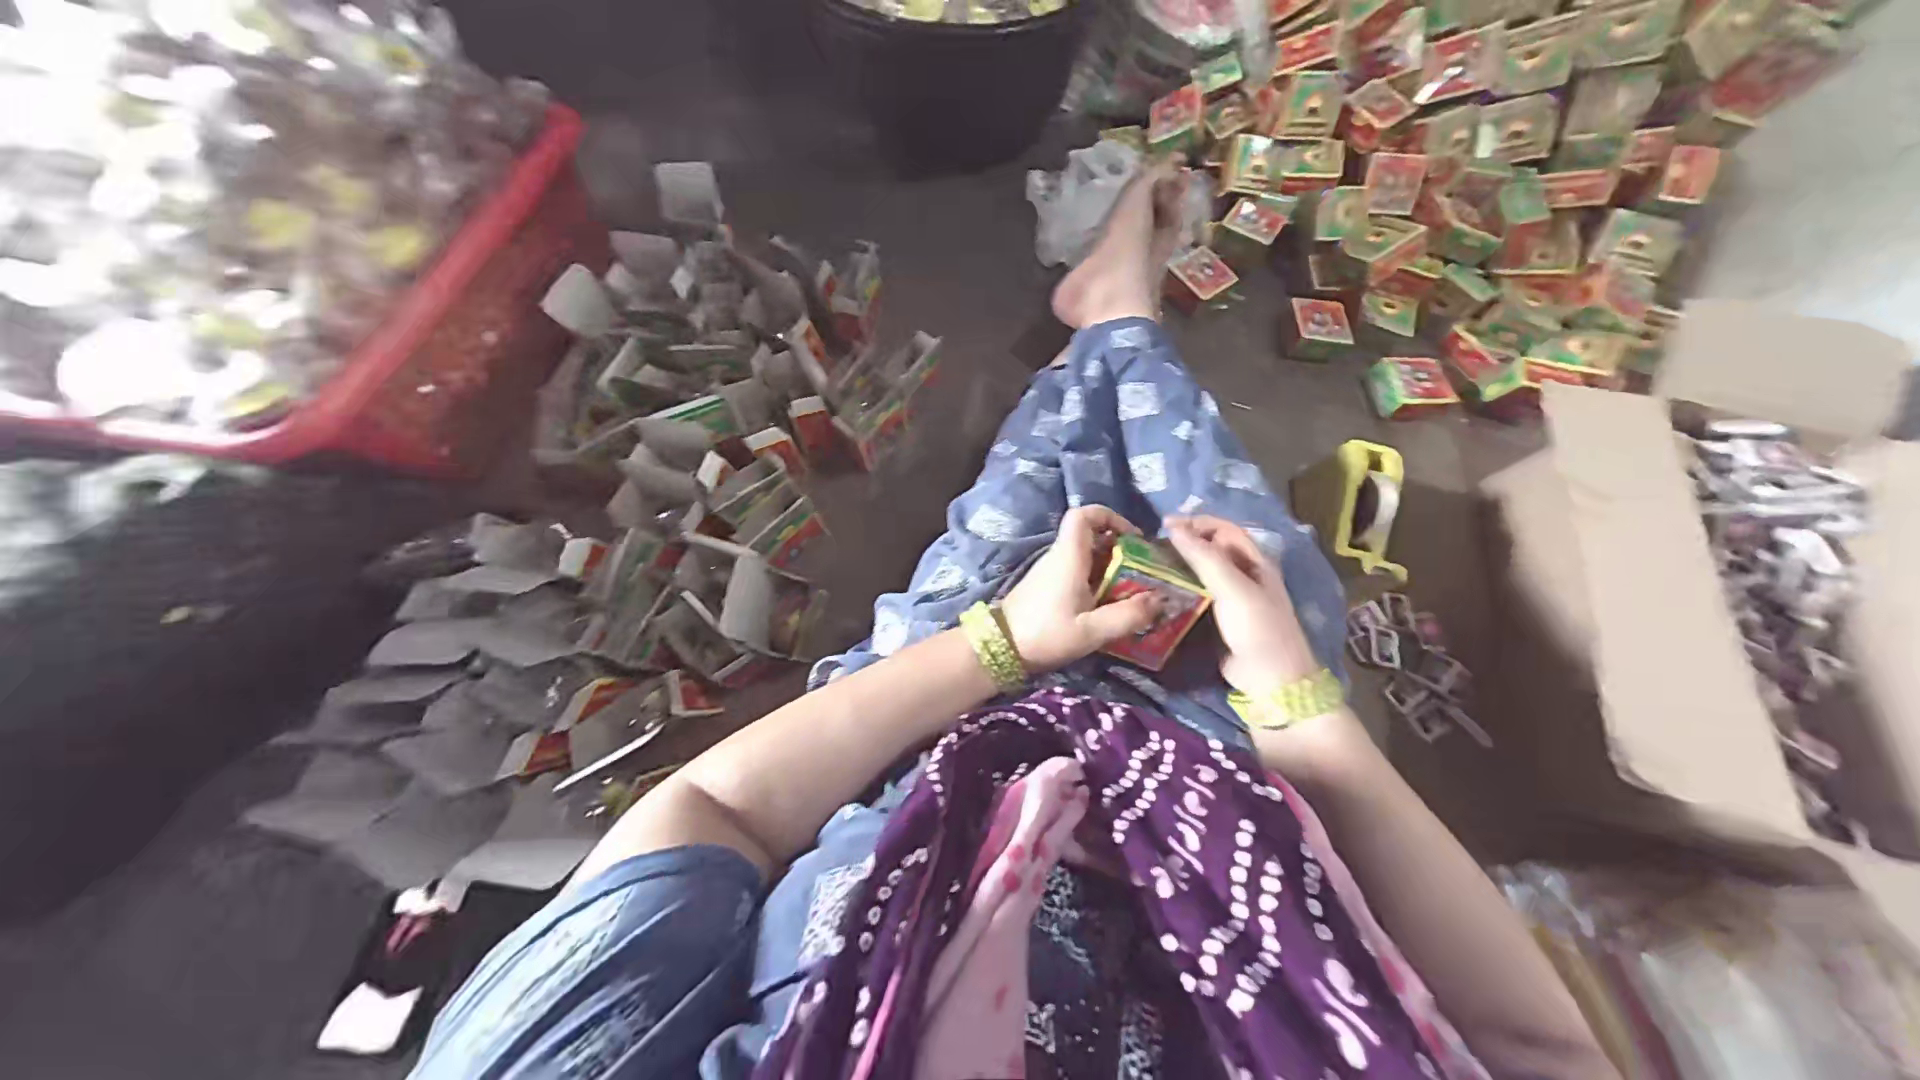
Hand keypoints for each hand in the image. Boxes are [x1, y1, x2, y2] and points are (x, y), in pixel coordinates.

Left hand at [999, 505, 1159, 672]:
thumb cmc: (1046, 634)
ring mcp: (1051, 571)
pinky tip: (1109, 605)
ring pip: (1085, 556)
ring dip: (1110, 568)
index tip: (1132, 538)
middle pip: (1091, 536)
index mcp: (1068, 557)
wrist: (1000, 648)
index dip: (1110, 517)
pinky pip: (1077, 573)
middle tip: (1142, 571)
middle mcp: (1059, 557)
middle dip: (1119, 548)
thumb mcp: (1092, 631)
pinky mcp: (1047, 587)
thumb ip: (1128, 616)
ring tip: (1132, 591)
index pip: (1084, 515)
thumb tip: (1160, 601)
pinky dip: (1096, 581)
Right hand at [1164, 515, 1320, 695]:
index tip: (1164, 525)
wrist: (1271, 679)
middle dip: (1185, 542)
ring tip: (1152, 565)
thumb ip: (1204, 557)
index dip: (1196, 523)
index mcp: (1256, 562)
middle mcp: (1245, 575)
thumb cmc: (1257, 628)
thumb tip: (1174, 528)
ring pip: (1203, 571)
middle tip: (1154, 546)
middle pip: (1213, 548)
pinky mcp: (1220, 617)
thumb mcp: (1232, 588)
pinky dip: (1181, 587)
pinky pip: (1198, 594)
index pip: (1224, 530)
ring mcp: (1233, 597)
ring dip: (1180, 565)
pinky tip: (1162, 590)